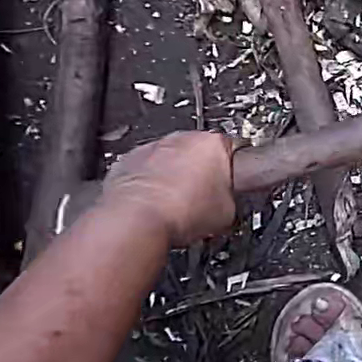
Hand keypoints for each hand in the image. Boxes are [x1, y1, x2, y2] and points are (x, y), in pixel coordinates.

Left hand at [100, 132, 235, 245]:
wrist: (137, 222)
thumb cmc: (179, 212)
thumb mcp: (228, 213)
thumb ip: (231, 199)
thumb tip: (228, 206)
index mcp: (214, 144)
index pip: (233, 150)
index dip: (233, 171)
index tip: (229, 185)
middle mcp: (183, 139)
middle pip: (200, 152)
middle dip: (202, 172)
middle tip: (203, 199)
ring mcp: (154, 147)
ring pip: (171, 159)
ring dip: (174, 176)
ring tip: (176, 205)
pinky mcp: (129, 161)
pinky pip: (145, 169)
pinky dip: (149, 182)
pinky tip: (155, 205)